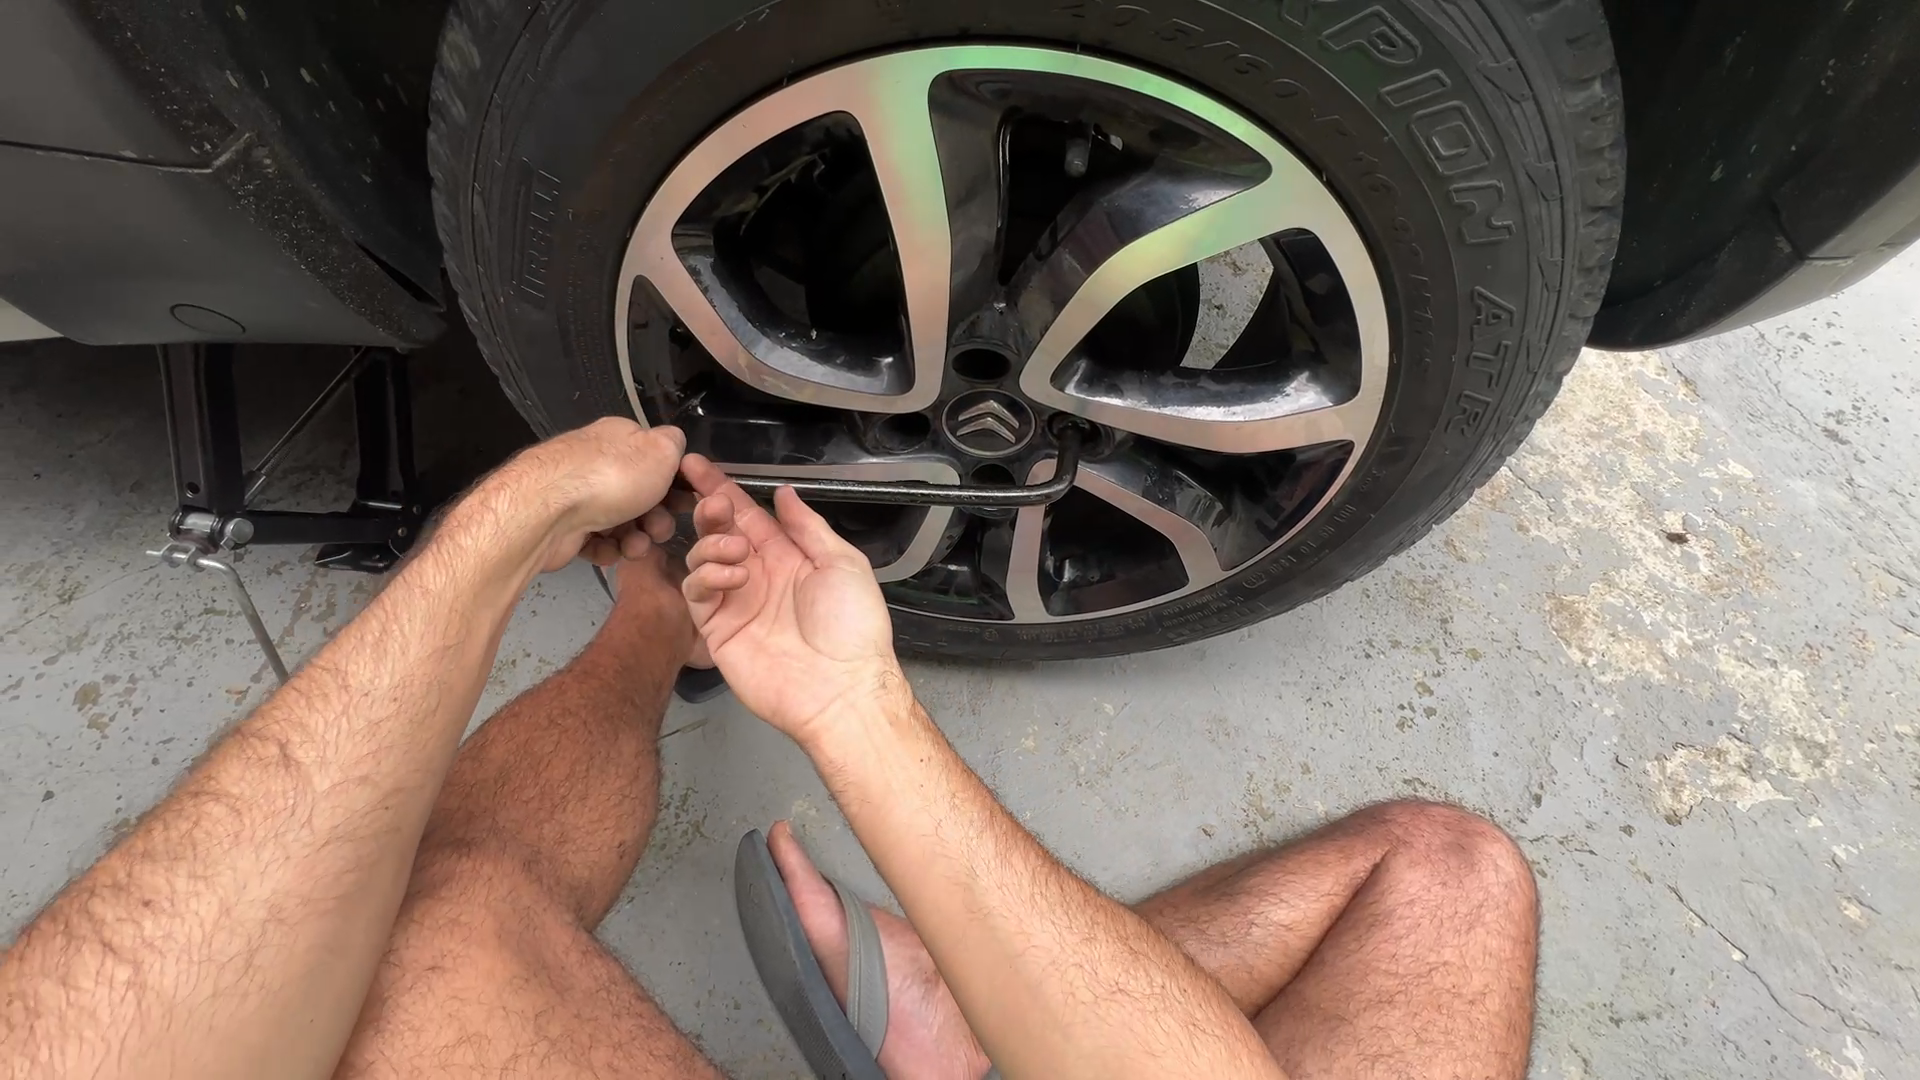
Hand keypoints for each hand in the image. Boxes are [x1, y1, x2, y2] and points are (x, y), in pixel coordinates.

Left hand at [483, 417, 687, 572]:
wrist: (547, 513)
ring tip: (634, 546)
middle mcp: (598, 464)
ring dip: (637, 538)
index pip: (657, 460)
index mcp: (620, 440)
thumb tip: (675, 443)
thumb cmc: (609, 478)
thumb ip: (675, 443)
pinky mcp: (566, 527)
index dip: (676, 483)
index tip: (686, 502)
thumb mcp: (660, 450)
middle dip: (657, 517)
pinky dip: (610, 549)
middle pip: (643, 496)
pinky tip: (611, 550)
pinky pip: (600, 542)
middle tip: (658, 528)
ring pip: (624, 523)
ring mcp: (579, 496)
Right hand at [679, 454, 908, 741]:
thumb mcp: (843, 563)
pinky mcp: (718, 630)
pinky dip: (707, 577)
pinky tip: (734, 576)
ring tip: (737, 550)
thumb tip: (786, 494)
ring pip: (703, 558)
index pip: (750, 516)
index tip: (698, 467)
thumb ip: (809, 527)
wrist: (842, 688)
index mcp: (790, 558)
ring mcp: (737, 603)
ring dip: (713, 543)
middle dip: (711, 510)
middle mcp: (760, 577)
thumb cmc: (854, 627)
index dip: (724, 490)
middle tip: (714, 503)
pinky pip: (697, 593)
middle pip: (721, 533)